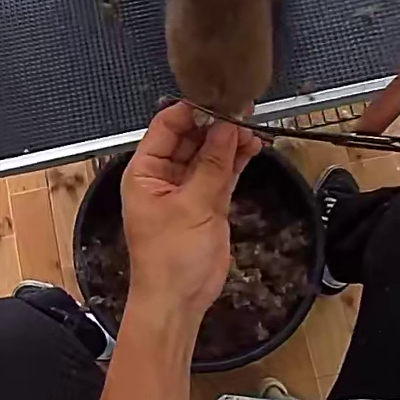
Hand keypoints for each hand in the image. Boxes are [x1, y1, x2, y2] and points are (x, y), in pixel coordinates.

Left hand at [121, 102, 261, 326]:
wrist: (179, 300)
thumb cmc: (172, 257)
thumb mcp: (193, 206)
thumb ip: (212, 165)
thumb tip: (227, 128)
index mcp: (145, 172)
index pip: (166, 127)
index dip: (192, 110)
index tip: (220, 98)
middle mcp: (164, 176)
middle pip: (191, 138)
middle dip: (216, 125)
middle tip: (244, 109)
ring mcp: (187, 190)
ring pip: (209, 155)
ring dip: (229, 142)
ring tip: (253, 127)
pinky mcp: (207, 204)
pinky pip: (221, 174)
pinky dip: (236, 161)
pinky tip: (252, 147)